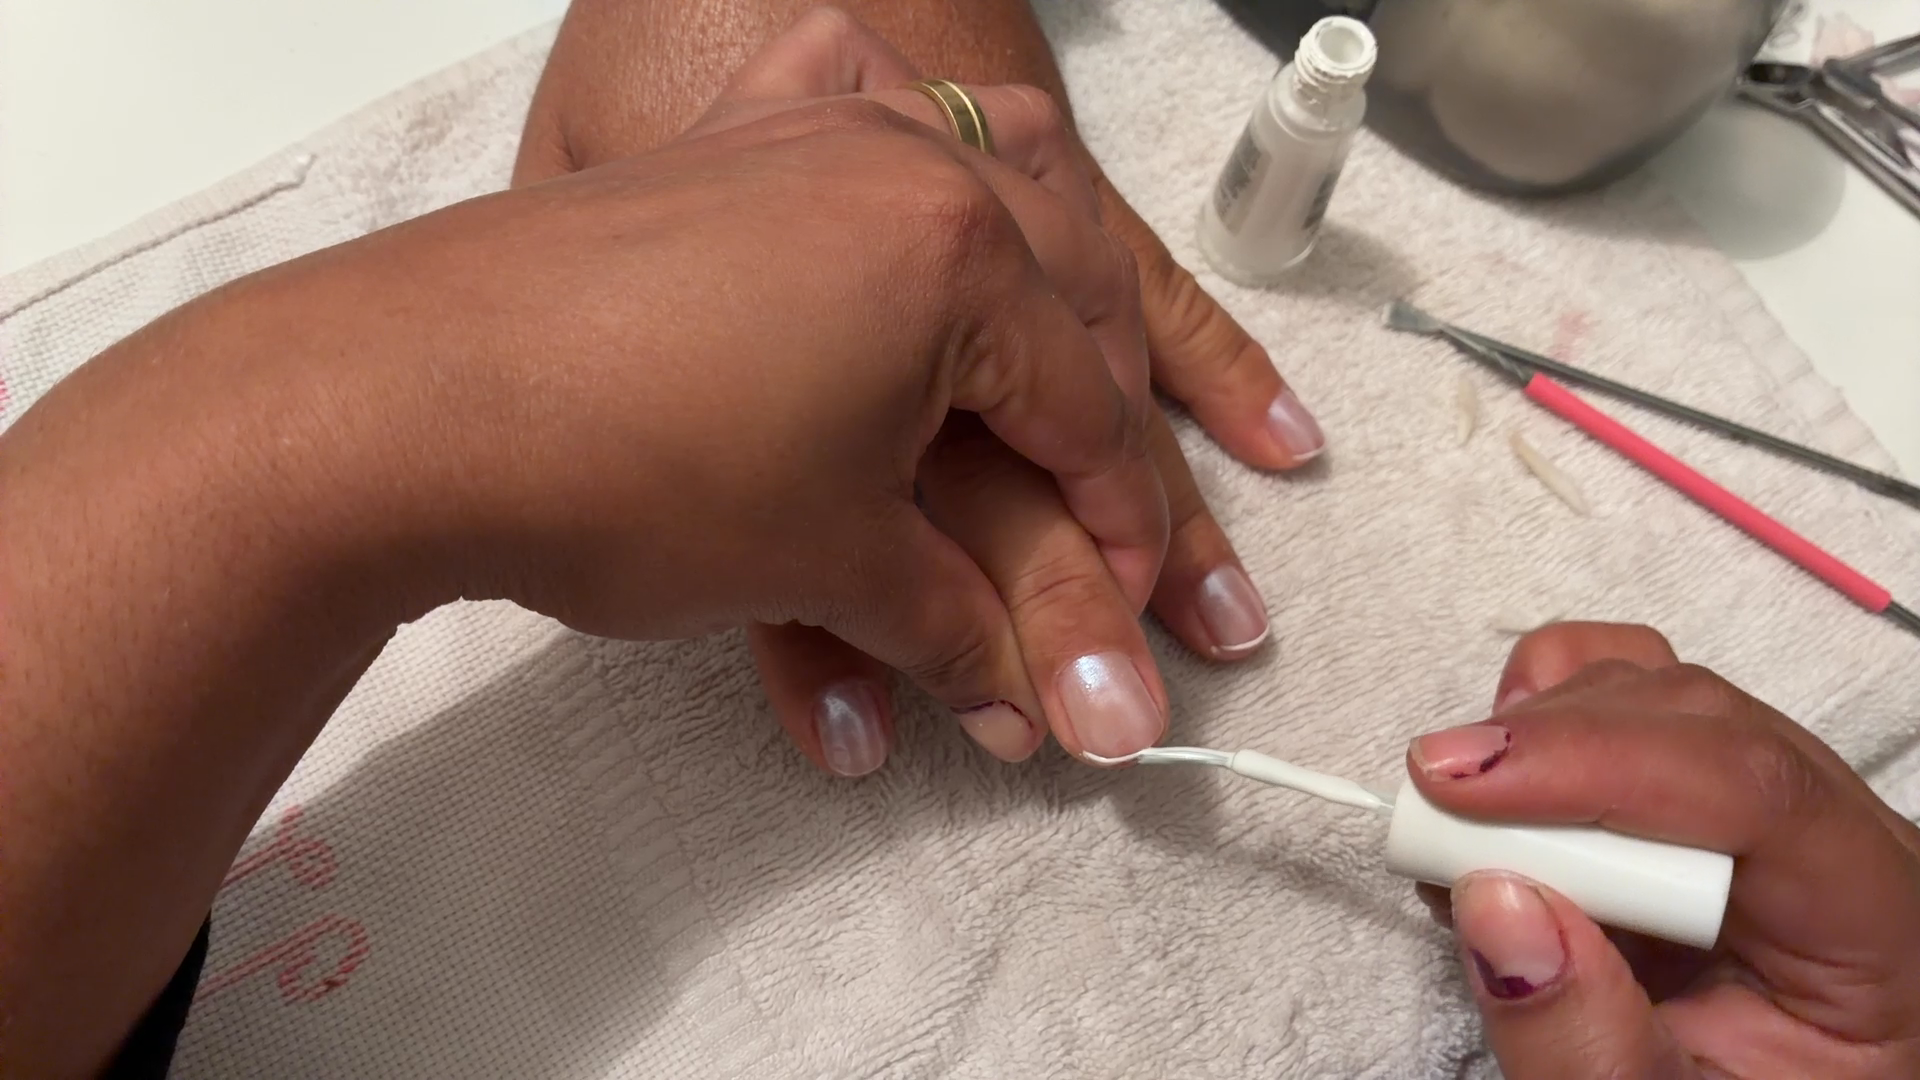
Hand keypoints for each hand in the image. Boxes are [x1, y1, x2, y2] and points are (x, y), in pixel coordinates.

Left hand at [0, 30, 1170, 1067]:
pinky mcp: (755, 143)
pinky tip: (958, 194)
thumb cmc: (638, 479)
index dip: (1130, 517)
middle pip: (1077, 297)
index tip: (1142, 592)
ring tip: (1095, 352)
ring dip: (1062, 280)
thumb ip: (954, 630)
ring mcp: (828, 134)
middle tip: (1124, 507)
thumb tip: (1027, 712)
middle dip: (1111, 417)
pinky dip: (949, 177)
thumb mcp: (831, 563)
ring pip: (1006, 190)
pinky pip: (894, 134)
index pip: (1091, 413)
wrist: (403, 405)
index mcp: (959, 257)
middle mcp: (912, 165)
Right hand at [1406, 623, 1919, 1077]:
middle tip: (1434, 826)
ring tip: (1466, 819)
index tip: (1448, 785)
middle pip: (1680, 718)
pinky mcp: (1678, 760)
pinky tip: (1501, 768)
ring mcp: (1757, 781)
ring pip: (1636, 681)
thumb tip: (1495, 896)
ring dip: (1523, 734)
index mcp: (1882, 933)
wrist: (1692, 1075)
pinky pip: (1609, 669)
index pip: (1751, 786)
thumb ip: (1583, 1041)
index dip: (1585, 761)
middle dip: (1533, 759)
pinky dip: (1532, 699)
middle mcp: (1836, 831)